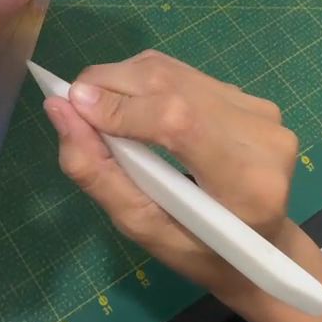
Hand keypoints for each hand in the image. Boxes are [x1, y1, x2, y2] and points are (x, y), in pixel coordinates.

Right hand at [42, 50, 309, 304]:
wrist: (262, 246)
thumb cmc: (197, 250)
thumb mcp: (139, 227)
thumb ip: (96, 172)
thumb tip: (58, 109)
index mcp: (245, 183)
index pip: (176, 120)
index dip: (119, 106)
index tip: (71, 106)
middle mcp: (261, 137)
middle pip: (169, 84)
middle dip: (108, 86)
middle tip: (75, 106)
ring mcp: (261, 111)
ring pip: (171, 71)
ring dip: (123, 81)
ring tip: (104, 111)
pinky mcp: (252, 97)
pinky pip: (182, 73)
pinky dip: (145, 82)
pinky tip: (138, 108)